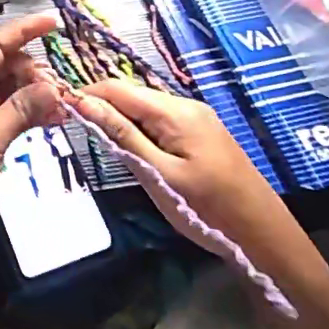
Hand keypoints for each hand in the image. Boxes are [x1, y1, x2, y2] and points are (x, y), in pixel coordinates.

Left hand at [0, 13, 62, 226]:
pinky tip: (54, 120)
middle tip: (62, 92)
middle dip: (38, 72)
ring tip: (62, 108)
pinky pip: (14, 108)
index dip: (25, 30)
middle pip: (10, 65)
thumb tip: (54, 88)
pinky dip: (33, 110)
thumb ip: (22, 109)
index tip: (54, 21)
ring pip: (15, 87)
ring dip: (39, 93)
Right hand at [73, 79, 277, 243]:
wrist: (268, 240)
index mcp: (175, 112)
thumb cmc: (210, 211)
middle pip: (132, 95)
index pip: (117, 88)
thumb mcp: (158, 175)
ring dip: (121, 120)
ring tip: (103, 145)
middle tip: (77, 132)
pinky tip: (136, 151)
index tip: (59, 108)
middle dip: (103, 107)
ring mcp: (198, 118)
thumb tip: (83, 103)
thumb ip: (121, 136)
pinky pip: (162, 121)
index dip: (86, 94)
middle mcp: (186, 105)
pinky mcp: (203, 134)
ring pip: (146, 109)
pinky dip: (141, 130)